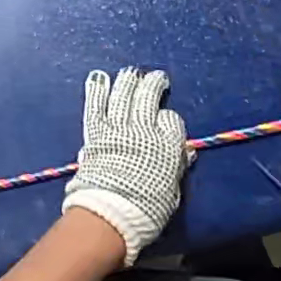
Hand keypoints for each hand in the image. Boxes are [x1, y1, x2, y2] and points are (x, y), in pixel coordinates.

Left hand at [62, 67, 189, 266]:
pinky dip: (96, 90)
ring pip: (123, 97)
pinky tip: (98, 76)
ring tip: (131, 71)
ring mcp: (118, 128)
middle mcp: (144, 131)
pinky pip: (96, 105)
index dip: (168, 119)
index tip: (166, 118)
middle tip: (155, 76)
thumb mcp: (172, 187)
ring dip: (127, 82)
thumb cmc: (147, 206)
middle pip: (149, 100)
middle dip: (152, 86)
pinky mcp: (96, 132)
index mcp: (168, 145)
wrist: (112, 209)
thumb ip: (176, 164)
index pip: (171, 121)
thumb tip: (185, 150)